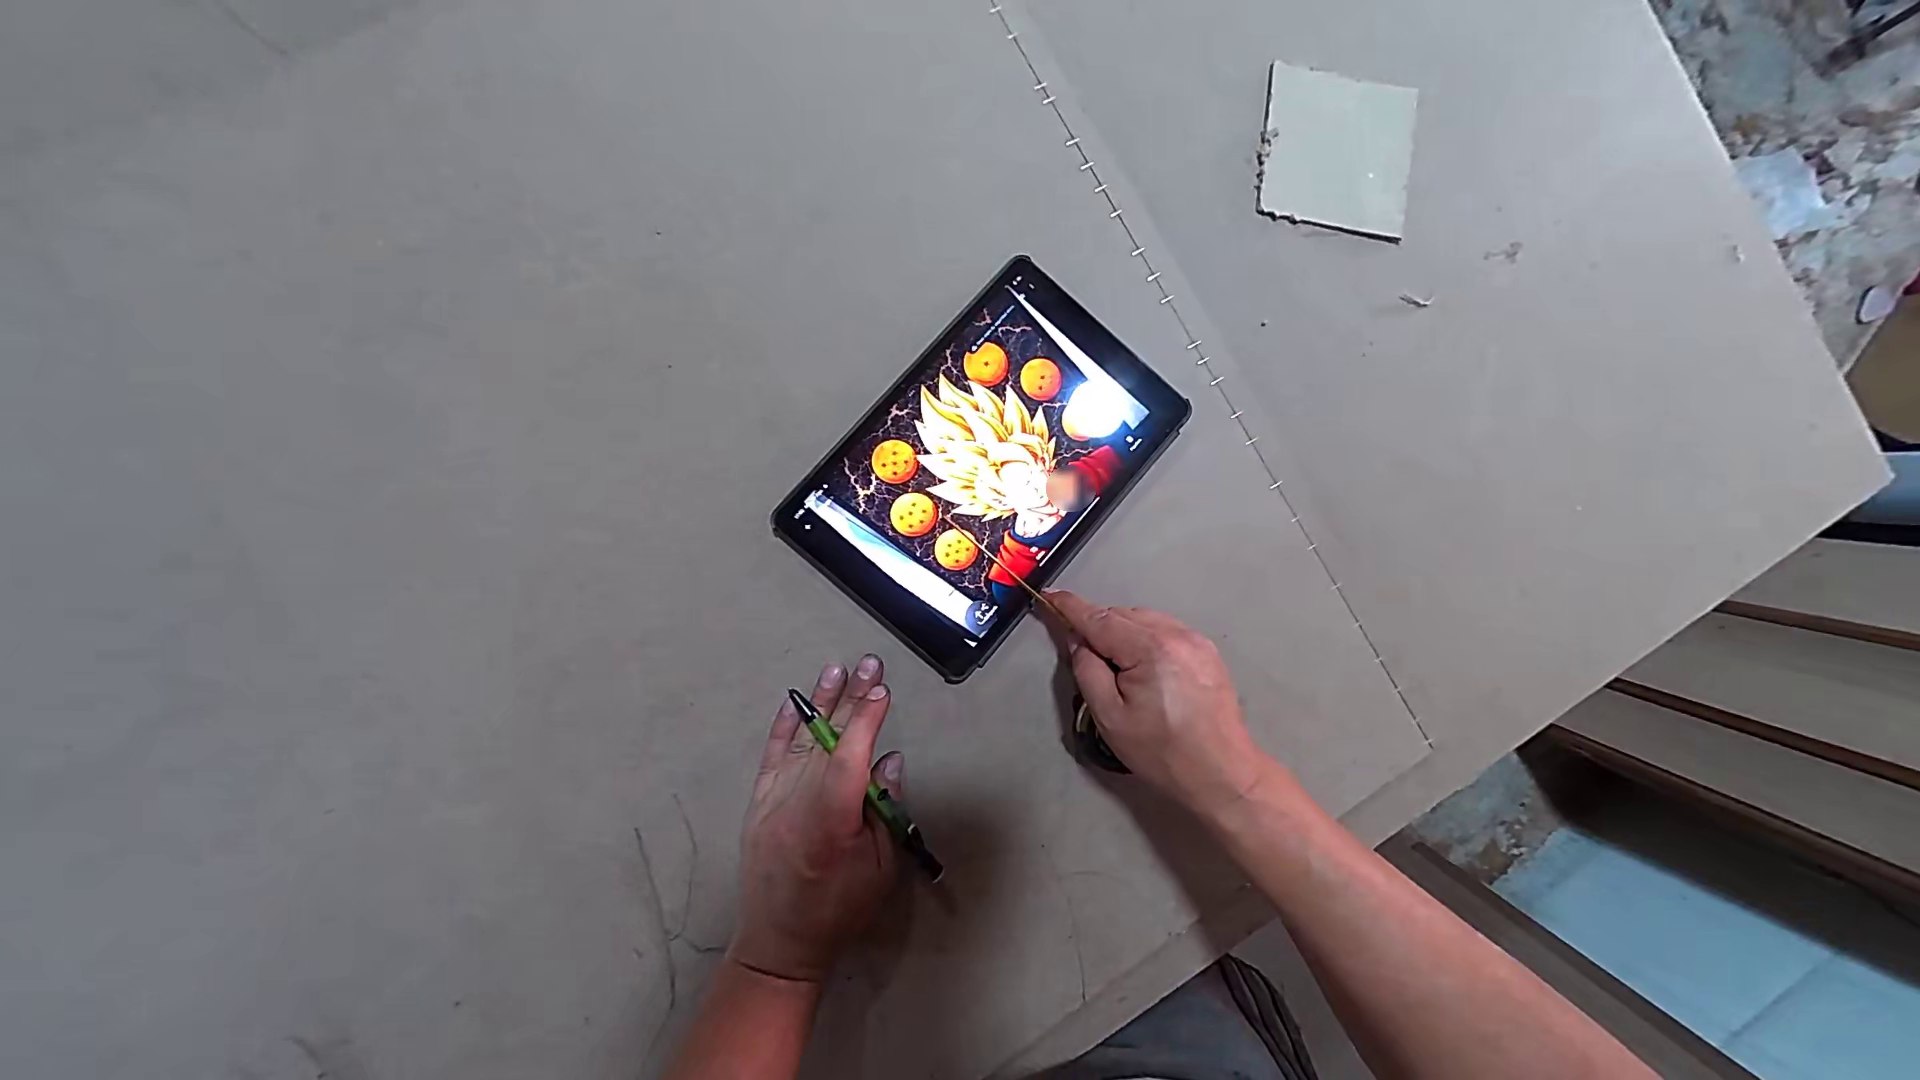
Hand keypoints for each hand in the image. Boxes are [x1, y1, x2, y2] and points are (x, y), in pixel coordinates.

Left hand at [730, 655, 904, 982]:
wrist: (779, 942)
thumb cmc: (838, 909)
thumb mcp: (879, 867)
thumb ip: (884, 809)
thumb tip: (887, 762)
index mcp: (830, 819)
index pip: (851, 754)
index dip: (868, 718)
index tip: (882, 690)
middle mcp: (798, 801)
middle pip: (829, 737)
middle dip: (852, 697)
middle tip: (868, 664)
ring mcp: (774, 798)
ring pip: (802, 740)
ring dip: (821, 702)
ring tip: (836, 671)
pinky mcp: (759, 802)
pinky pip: (771, 756)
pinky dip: (784, 727)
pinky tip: (795, 703)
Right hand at [1045, 591, 1278, 817]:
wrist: (1222, 774)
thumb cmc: (1162, 752)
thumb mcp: (1109, 716)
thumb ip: (1087, 670)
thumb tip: (1077, 640)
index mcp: (1150, 649)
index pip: (1099, 618)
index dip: (1070, 606)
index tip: (1049, 597)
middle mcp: (1176, 634)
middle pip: (1121, 614)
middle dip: (1097, 626)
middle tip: (1086, 657)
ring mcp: (1195, 640)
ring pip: (1142, 618)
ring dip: (1121, 631)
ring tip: (1117, 668)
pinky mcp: (1206, 650)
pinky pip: (1164, 628)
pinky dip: (1144, 637)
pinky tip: (1142, 666)